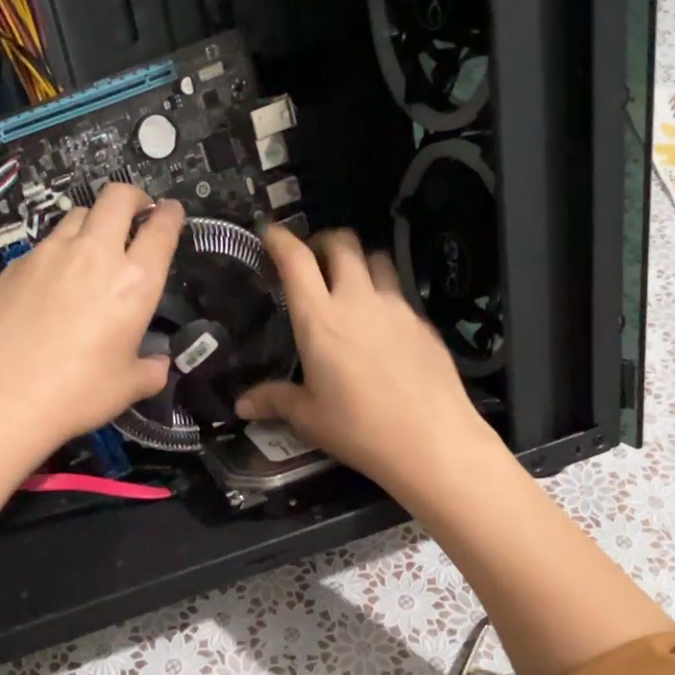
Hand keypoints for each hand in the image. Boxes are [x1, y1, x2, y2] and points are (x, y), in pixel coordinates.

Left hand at [0, 184, 183, 450]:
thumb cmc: (76, 394)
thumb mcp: (128, 388)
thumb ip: (151, 370)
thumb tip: (159, 365)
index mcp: (135, 282)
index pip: (161, 229)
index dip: (170, 214)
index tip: (171, 211)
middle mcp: (95, 254)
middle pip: (118, 197)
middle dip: (133, 197)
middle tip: (136, 212)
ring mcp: (51, 254)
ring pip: (78, 213)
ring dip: (94, 221)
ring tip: (94, 244)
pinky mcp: (17, 264)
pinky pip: (46, 243)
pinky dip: (60, 250)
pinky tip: (54, 279)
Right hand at [235, 227, 491, 494]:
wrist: (431, 440)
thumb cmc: (359, 428)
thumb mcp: (310, 418)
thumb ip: (276, 401)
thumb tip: (243, 405)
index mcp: (320, 319)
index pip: (296, 260)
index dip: (280, 239)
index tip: (270, 234)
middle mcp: (358, 301)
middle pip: (343, 244)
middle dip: (324, 242)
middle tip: (313, 260)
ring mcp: (396, 308)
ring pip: (377, 260)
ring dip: (359, 262)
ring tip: (350, 284)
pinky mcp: (423, 323)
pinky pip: (399, 294)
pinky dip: (384, 296)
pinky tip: (381, 327)